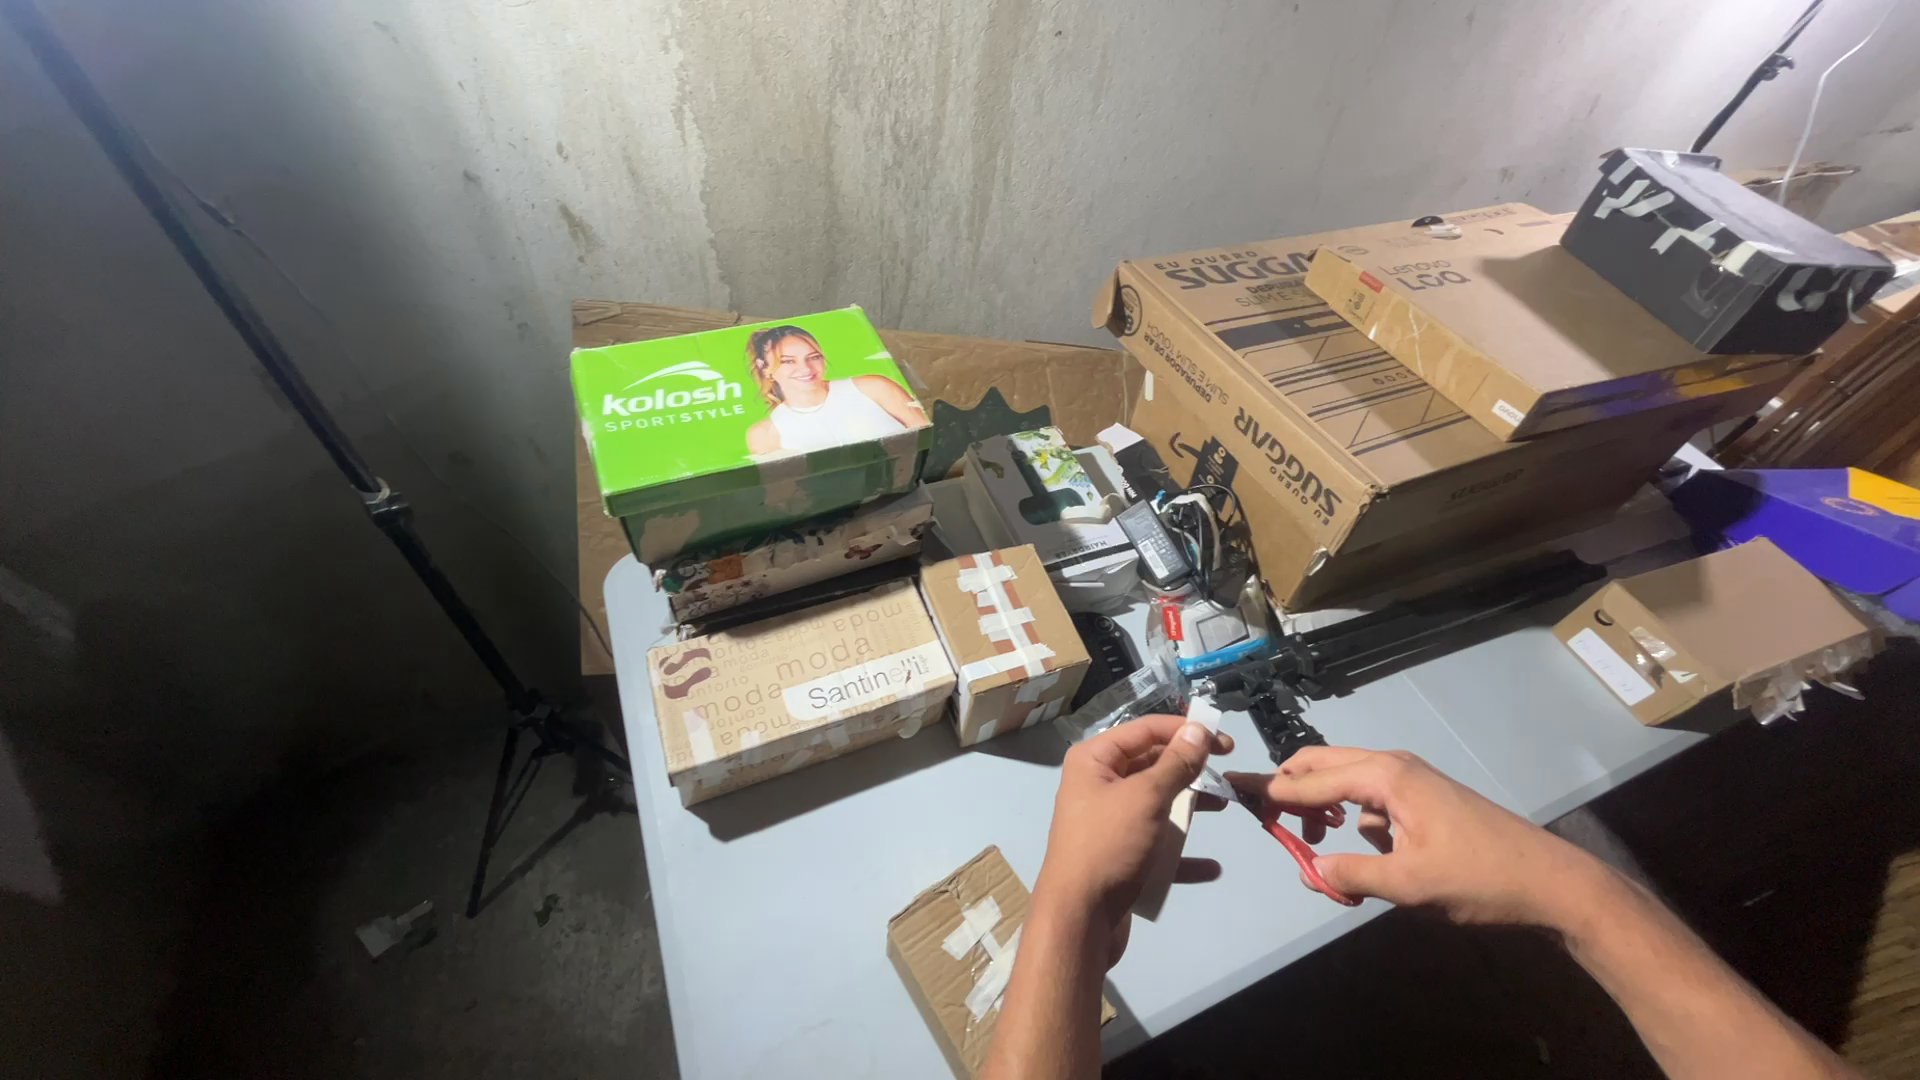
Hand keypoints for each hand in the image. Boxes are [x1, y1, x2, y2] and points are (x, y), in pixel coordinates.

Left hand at [1034, 714, 1231, 965]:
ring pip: (1157, 804)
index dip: (1185, 730)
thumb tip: (1198, 728)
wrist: (1079, 918)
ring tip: (1224, 807)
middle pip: (1151, 765)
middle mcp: (1098, 784)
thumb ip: (1176, 763)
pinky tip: (1210, 866)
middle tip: (1227, 773)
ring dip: (1190, 806)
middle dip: (1190, 769)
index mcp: (1094, 760)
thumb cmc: (1109, 844)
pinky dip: (1182, 853)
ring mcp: (1108, 822)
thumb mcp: (1146, 797)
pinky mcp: (1119, 856)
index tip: (1225, 741)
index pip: (1145, 730)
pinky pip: (1157, 847)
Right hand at [1228, 747, 1604, 927]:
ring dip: (1320, 804)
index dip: (1268, 789)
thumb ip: (1350, 874)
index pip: (1308, 779)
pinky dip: (1351, 813)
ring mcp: (1409, 776)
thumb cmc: (1479, 878)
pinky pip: (1367, 793)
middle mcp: (1390, 764)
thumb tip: (1310, 870)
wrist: (1557, 884)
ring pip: (1343, 778)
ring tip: (1319, 844)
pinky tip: (1366, 848)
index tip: (1232, 788)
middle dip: (1290, 789)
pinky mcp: (1422, 794)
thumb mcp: (1409, 885)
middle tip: (1269, 819)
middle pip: (1319, 763)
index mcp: (1383, 776)